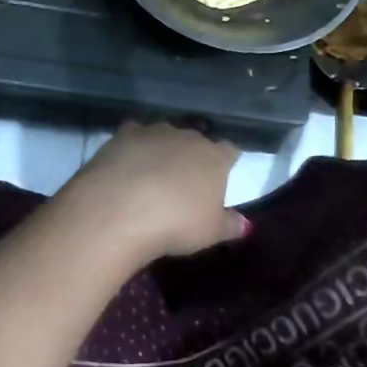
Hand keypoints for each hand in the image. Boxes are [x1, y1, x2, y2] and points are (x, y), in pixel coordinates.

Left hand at [60, 121, 245, 259]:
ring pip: (165, 136)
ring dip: (163, 150)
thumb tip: (246, 224)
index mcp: (215, 157)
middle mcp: (187, 137)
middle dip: (193, 156)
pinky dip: (133, 149)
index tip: (223, 174)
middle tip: (186, 180)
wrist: (120, 211)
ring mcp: (153, 133)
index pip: (230, 150)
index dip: (228, 162)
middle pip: (196, 140)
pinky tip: (127, 166)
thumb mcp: (211, 233)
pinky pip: (134, 137)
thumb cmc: (177, 223)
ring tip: (155, 173)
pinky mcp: (122, 136)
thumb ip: (230, 225)